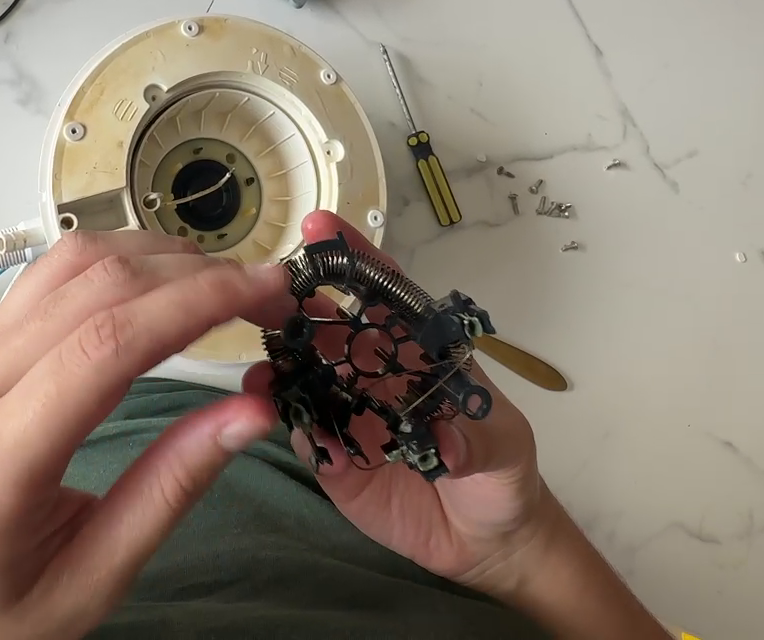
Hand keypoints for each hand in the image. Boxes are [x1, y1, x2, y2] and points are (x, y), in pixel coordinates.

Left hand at [0, 230, 289, 639]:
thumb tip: (254, 411)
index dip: (196, 303)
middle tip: (266, 289)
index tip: (268, 291)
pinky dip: (119, 255)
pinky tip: (160, 274)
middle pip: (95, 289)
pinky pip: (51, 273)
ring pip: (71, 262)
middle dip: (196, 273)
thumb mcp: (90, 584)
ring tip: (224, 278)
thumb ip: (171, 489)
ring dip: (158, 253)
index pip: (106, 347)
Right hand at [245, 212, 668, 638]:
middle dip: (292, 302)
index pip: (381, 290)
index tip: (319, 226)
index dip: (352, 255)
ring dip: (279, 365)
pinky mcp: (336, 457)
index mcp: (413, 347)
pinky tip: (276, 417)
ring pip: (304, 376)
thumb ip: (479, 440)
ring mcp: (349, 411)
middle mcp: (372, 369)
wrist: (487, 538)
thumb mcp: (504, 447)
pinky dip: (290, 422)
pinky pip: (306, 434)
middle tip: (259, 294)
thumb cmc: (502, 470)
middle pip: (327, 324)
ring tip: (260, 370)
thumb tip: (449, 443)